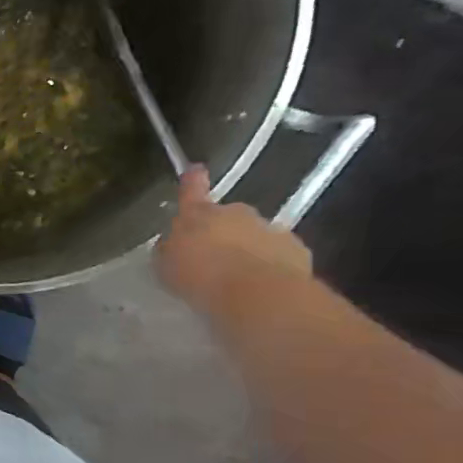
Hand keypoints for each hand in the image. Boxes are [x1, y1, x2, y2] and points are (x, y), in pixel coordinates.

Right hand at [156, 166, 312, 315]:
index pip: (192, 191)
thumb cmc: (200, 276)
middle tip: (212, 256)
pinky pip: (277, 253)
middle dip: (221, 231)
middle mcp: (236, 214)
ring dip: (245, 249)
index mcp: (198, 215)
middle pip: (227, 216)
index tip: (196, 168)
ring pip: (254, 235)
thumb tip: (173, 244)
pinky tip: (259, 284)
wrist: (258, 294)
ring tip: (236, 276)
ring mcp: (269, 229)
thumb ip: (169, 250)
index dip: (192, 181)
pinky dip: (268, 264)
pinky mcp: (296, 249)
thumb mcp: (166, 266)